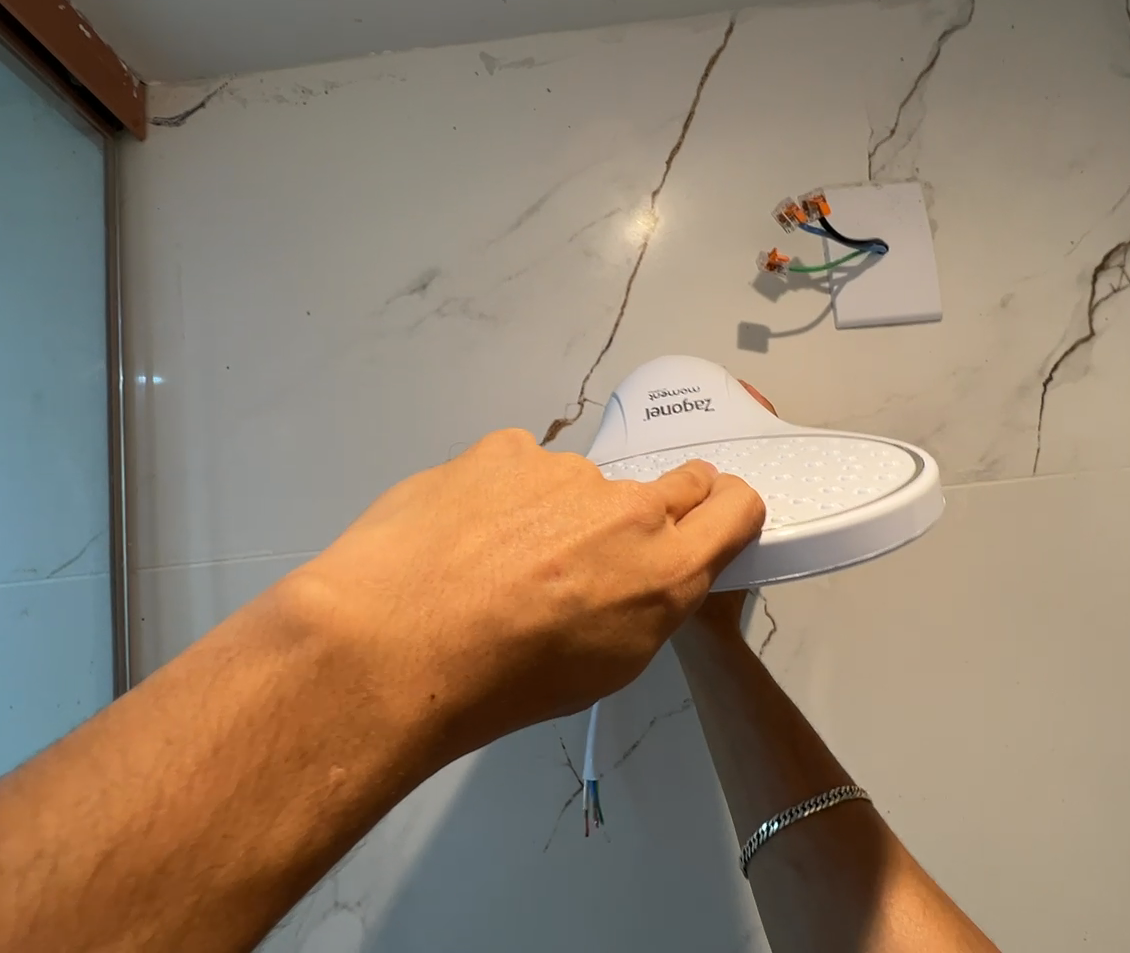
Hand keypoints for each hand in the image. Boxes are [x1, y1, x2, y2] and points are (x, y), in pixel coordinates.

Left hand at [279, 428, 764, 759]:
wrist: (395, 642)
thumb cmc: (503, 682)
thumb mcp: (602, 666)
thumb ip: (642, 602)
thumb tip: (634, 569)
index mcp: (664, 570)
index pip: (734, 509)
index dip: (727, 509)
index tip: (709, 516)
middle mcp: (627, 509)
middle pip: (675, 482)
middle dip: (658, 505)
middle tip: (601, 541)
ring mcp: (564, 470)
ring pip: (578, 483)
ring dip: (555, 508)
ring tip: (493, 554)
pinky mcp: (505, 447)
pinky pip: (520, 464)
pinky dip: (504, 489)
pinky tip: (463, 525)